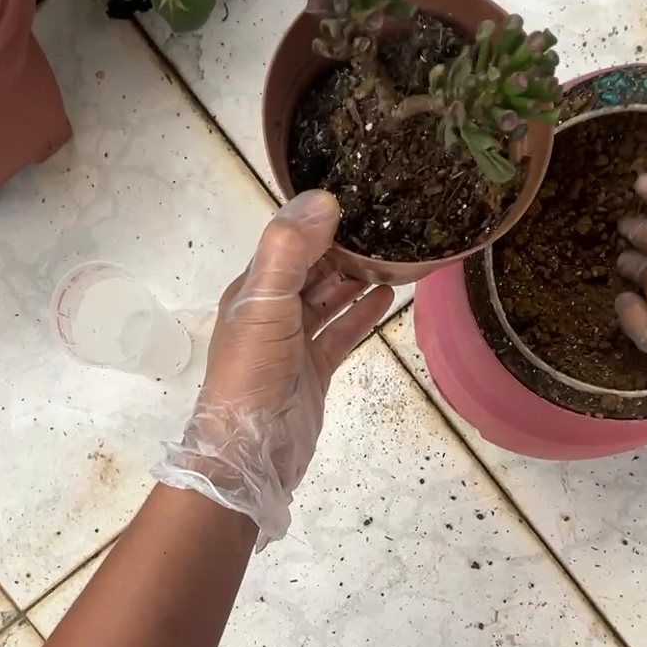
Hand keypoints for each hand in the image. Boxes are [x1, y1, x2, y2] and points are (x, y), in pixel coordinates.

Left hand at [152, 190, 393, 546]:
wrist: (252, 450)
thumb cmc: (253, 373)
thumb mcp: (265, 303)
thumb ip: (290, 251)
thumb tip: (325, 200)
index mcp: (254, 288)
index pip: (289, 242)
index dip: (320, 220)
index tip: (361, 196)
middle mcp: (273, 310)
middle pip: (313, 268)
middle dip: (344, 247)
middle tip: (388, 224)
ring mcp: (295, 341)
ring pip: (330, 299)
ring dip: (357, 278)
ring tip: (394, 256)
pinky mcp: (315, 368)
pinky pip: (342, 333)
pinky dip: (361, 314)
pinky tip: (387, 296)